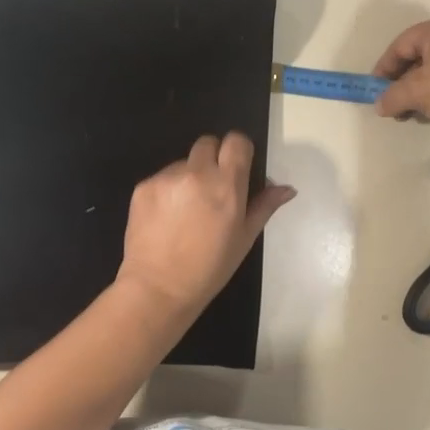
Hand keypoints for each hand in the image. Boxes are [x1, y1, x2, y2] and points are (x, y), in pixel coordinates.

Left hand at [116, 132, 294, 316]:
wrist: (158, 288)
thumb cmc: (209, 269)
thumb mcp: (244, 240)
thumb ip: (264, 207)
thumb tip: (286, 188)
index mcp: (227, 185)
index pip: (236, 141)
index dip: (238, 152)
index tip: (237, 170)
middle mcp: (196, 173)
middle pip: (208, 143)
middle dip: (213, 159)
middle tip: (212, 190)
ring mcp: (166, 178)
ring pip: (183, 162)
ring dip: (189, 177)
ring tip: (186, 213)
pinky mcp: (143, 187)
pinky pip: (161, 178)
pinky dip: (167, 191)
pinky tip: (167, 219)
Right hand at [373, 10, 429, 148]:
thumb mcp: (416, 94)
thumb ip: (392, 96)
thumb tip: (381, 104)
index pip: (402, 43)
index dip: (384, 68)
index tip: (375, 91)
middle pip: (425, 52)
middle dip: (406, 79)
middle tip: (397, 103)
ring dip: (428, 86)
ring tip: (420, 111)